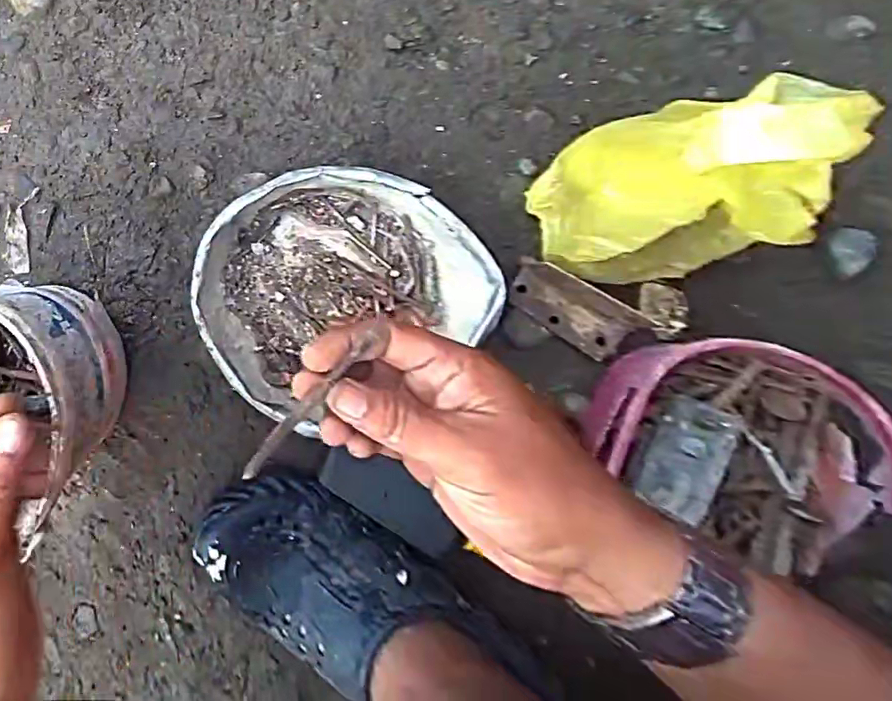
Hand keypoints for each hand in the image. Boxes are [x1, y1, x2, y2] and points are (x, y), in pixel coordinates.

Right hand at [295, 320, 687, 616]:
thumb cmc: (549, 495)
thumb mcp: (465, 454)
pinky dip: (360, 435)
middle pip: (375, 364)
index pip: (390, 338)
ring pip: (373, 398)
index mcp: (458, 371)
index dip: (347, 343)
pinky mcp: (431, 449)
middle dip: (337, 374)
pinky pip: (382, 430)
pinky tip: (349, 444)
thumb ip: (399, 422)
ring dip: (344, 408)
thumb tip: (344, 393)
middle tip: (305, 390)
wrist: (585, 553)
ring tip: (324, 425)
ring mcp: (435, 418)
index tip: (314, 359)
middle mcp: (442, 388)